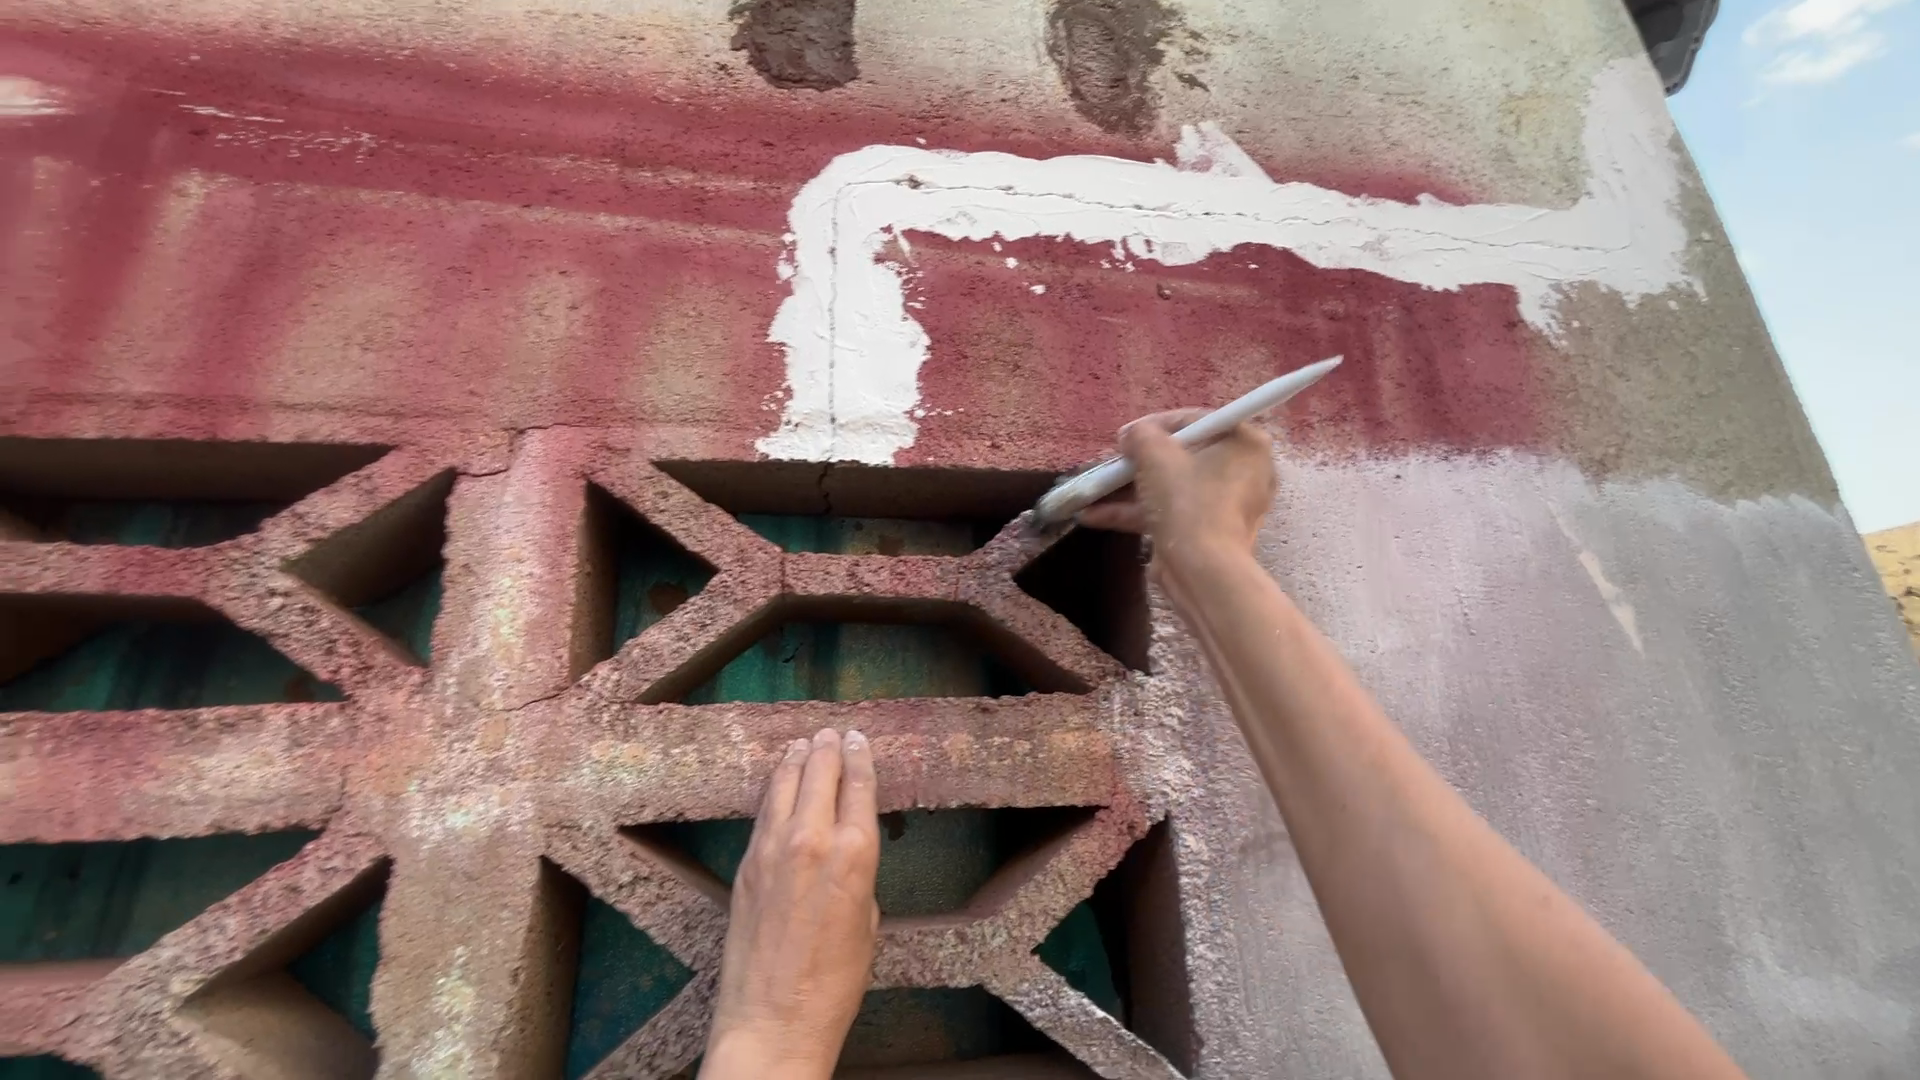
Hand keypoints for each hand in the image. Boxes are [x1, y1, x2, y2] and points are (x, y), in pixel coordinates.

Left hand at [700, 729, 880, 1079]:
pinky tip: (779, 779)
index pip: (859, 785)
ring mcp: (773, 848)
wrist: (774, 1020)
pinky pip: (764, 810)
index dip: (860, 756)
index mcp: (855, 853)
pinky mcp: (747, 863)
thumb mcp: (867, 919)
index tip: (859, 738)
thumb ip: (856, 872)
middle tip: (832, 732)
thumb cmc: (836, 980)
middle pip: (821, 773)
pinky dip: (775, 787)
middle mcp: (813, 838)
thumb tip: (844, 851)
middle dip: (829, 748)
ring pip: (786, 784)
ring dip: (798, 759)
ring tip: (805, 742)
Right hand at [1076, 409, 1276, 598]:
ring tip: (1091, 490)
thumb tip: (1130, 435)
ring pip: (1168, 487)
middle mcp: (1241, 472)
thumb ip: (1140, 435)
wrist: (1201, 570)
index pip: (1194, 422)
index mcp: (1244, 444)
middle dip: (1135, 462)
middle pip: (1179, 456)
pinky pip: (1168, 512)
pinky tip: (1094, 515)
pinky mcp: (1204, 532)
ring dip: (1127, 489)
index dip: (1154, 425)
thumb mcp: (1156, 455)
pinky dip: (1135, 511)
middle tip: (1109, 463)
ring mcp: (1222, 505)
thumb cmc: (1186, 501)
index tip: (1125, 437)